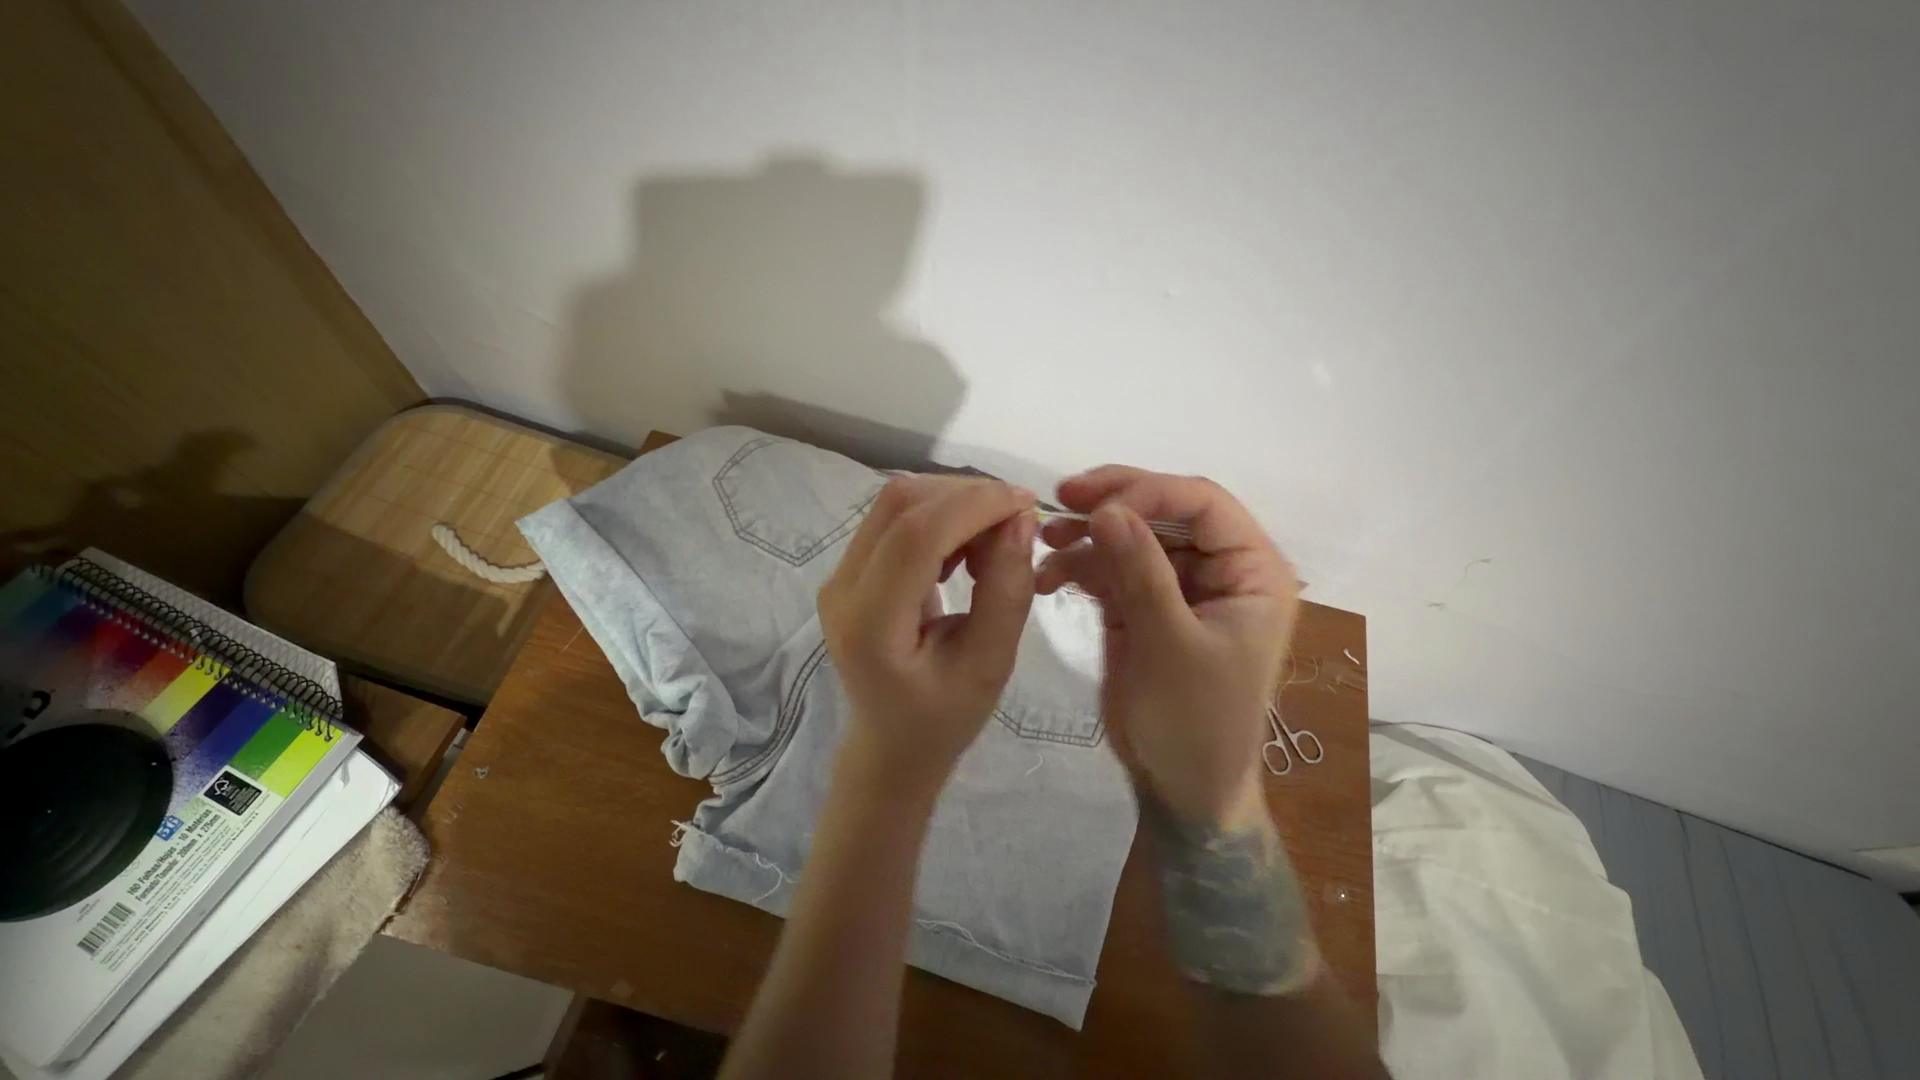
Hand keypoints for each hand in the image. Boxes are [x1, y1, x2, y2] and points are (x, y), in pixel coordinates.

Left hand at [818, 475, 1037, 793]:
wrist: (892, 744)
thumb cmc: (944, 718)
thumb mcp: (989, 665)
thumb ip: (1005, 592)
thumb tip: (1020, 520)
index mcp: (870, 625)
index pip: (915, 536)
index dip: (974, 505)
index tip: (1026, 504)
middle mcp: (842, 589)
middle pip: (900, 504)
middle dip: (966, 497)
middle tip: (1015, 523)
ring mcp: (839, 575)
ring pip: (896, 503)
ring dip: (954, 504)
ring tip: (992, 542)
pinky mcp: (849, 569)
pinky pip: (894, 519)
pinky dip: (939, 517)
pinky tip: (965, 551)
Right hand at [1036, 467, 1298, 826]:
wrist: (1181, 788)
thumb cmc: (1195, 722)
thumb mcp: (1170, 645)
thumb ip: (1142, 573)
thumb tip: (1107, 508)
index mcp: (1252, 571)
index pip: (1204, 503)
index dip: (1149, 491)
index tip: (1094, 503)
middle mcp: (1220, 569)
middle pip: (1164, 511)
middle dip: (1112, 505)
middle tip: (1058, 501)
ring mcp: (1180, 586)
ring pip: (1133, 535)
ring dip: (1087, 535)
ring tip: (1043, 543)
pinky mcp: (1145, 605)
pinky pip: (1112, 569)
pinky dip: (1079, 568)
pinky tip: (1048, 580)